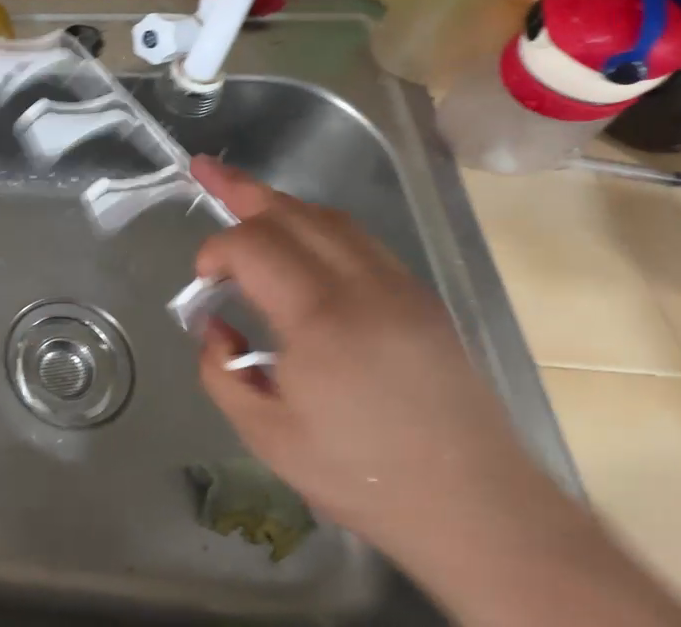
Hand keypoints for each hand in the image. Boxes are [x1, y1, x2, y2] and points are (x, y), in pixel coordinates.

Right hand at [188, 156, 550, 553]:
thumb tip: (216, 326)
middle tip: (204, 170)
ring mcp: (402, 290)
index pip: (253, 245)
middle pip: (294, 213)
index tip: (202, 283)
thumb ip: (220, 370)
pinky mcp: (424, 303)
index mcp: (321, 319)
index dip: (215, 250)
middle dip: (242, 189)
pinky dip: (319, 228)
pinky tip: (300, 242)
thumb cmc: (363, 476)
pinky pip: (361, 243)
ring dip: (282, 204)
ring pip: (333, 220)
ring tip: (245, 195)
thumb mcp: (265, 435)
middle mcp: (365, 288)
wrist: (478, 510)